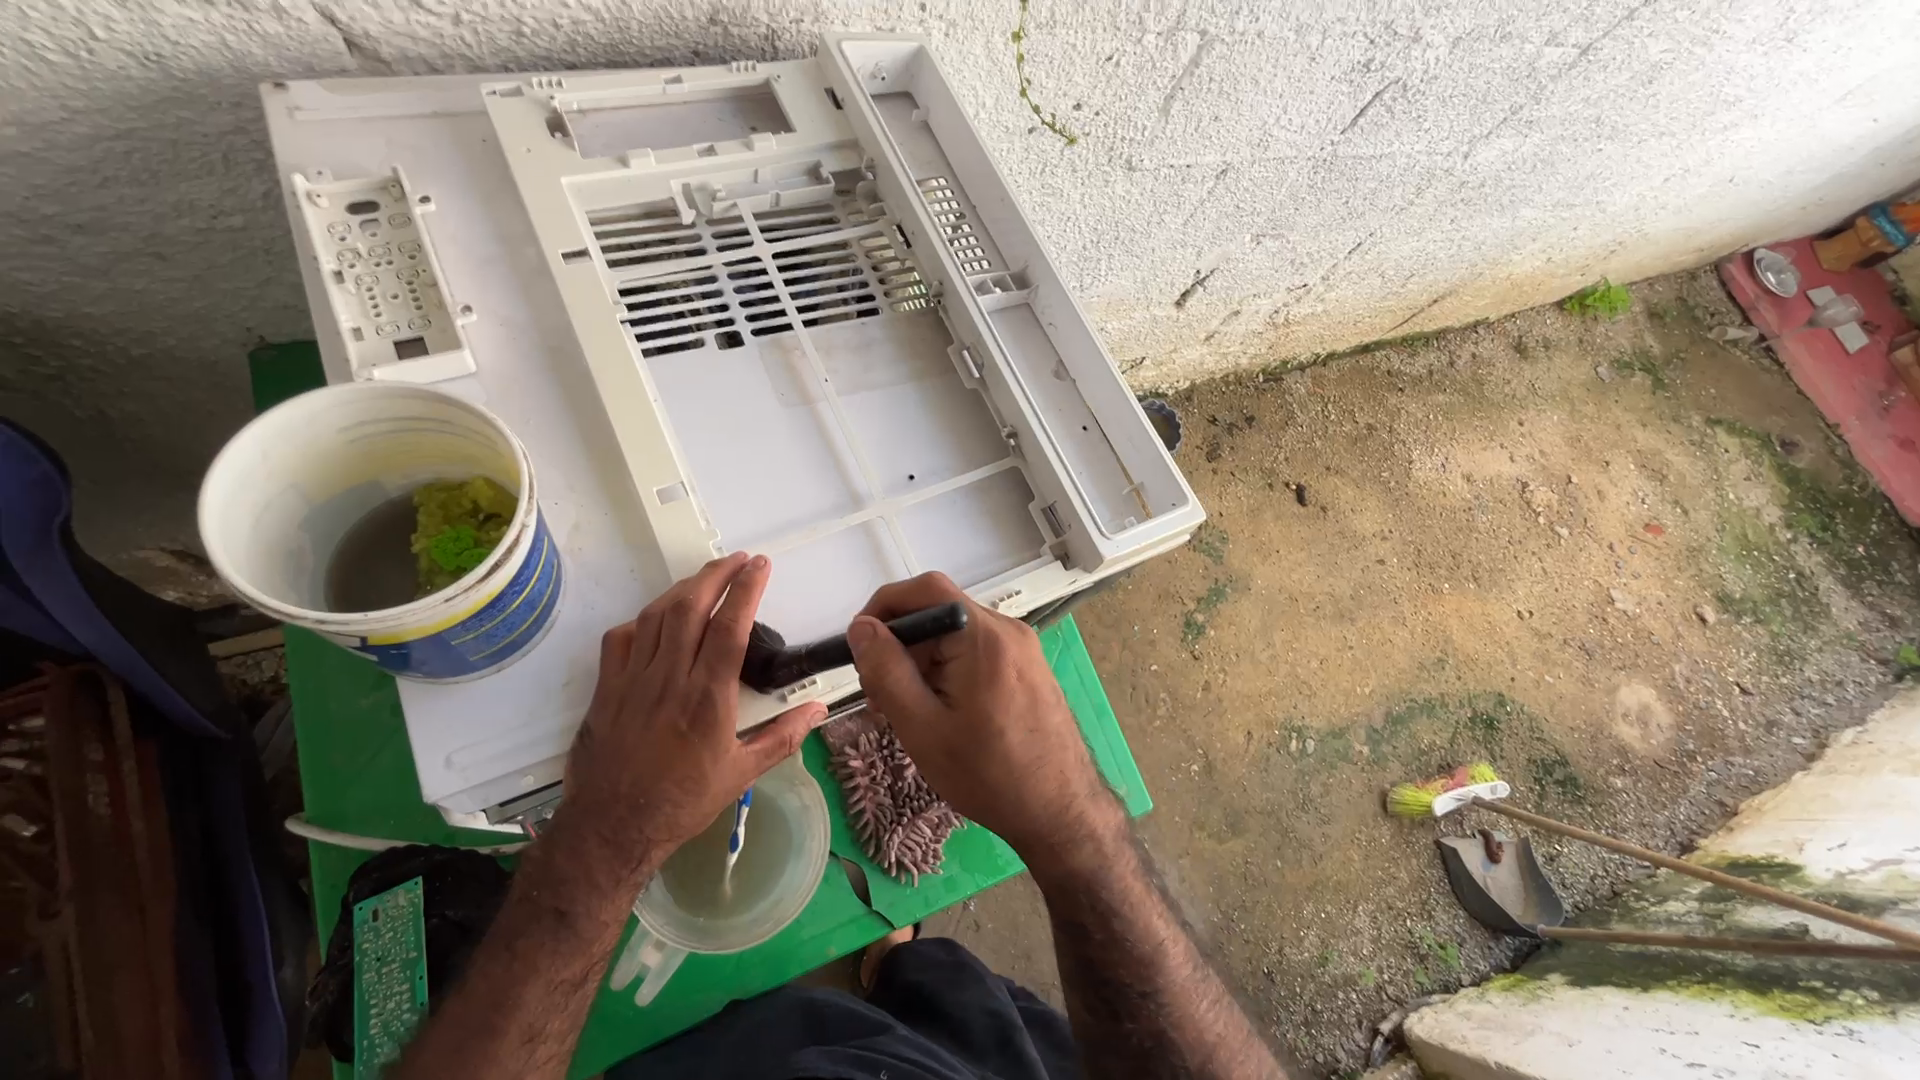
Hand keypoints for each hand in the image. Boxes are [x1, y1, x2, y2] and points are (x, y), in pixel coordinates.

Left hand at [559, 553, 824, 874]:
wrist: (612, 827)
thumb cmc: (682, 802)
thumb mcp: (742, 774)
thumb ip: (783, 736)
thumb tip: (821, 710)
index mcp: (707, 698)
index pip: (729, 628)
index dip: (746, 590)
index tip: (760, 565)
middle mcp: (669, 679)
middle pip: (690, 608)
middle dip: (716, 574)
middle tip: (738, 559)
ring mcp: (632, 680)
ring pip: (656, 616)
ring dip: (683, 588)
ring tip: (706, 577)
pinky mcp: (606, 688)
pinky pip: (621, 638)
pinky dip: (643, 619)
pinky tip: (658, 617)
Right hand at [845, 572, 1115, 863]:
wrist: (1061, 813)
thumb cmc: (988, 775)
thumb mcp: (922, 727)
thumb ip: (886, 671)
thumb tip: (861, 628)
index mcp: (984, 637)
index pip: (926, 591)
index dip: (883, 608)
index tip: (859, 648)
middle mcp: (1008, 631)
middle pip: (940, 614)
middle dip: (901, 646)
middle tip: (879, 696)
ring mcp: (1023, 649)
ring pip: (956, 636)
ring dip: (922, 663)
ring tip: (907, 712)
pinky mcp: (1028, 668)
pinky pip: (977, 653)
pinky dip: (948, 671)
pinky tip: (940, 712)